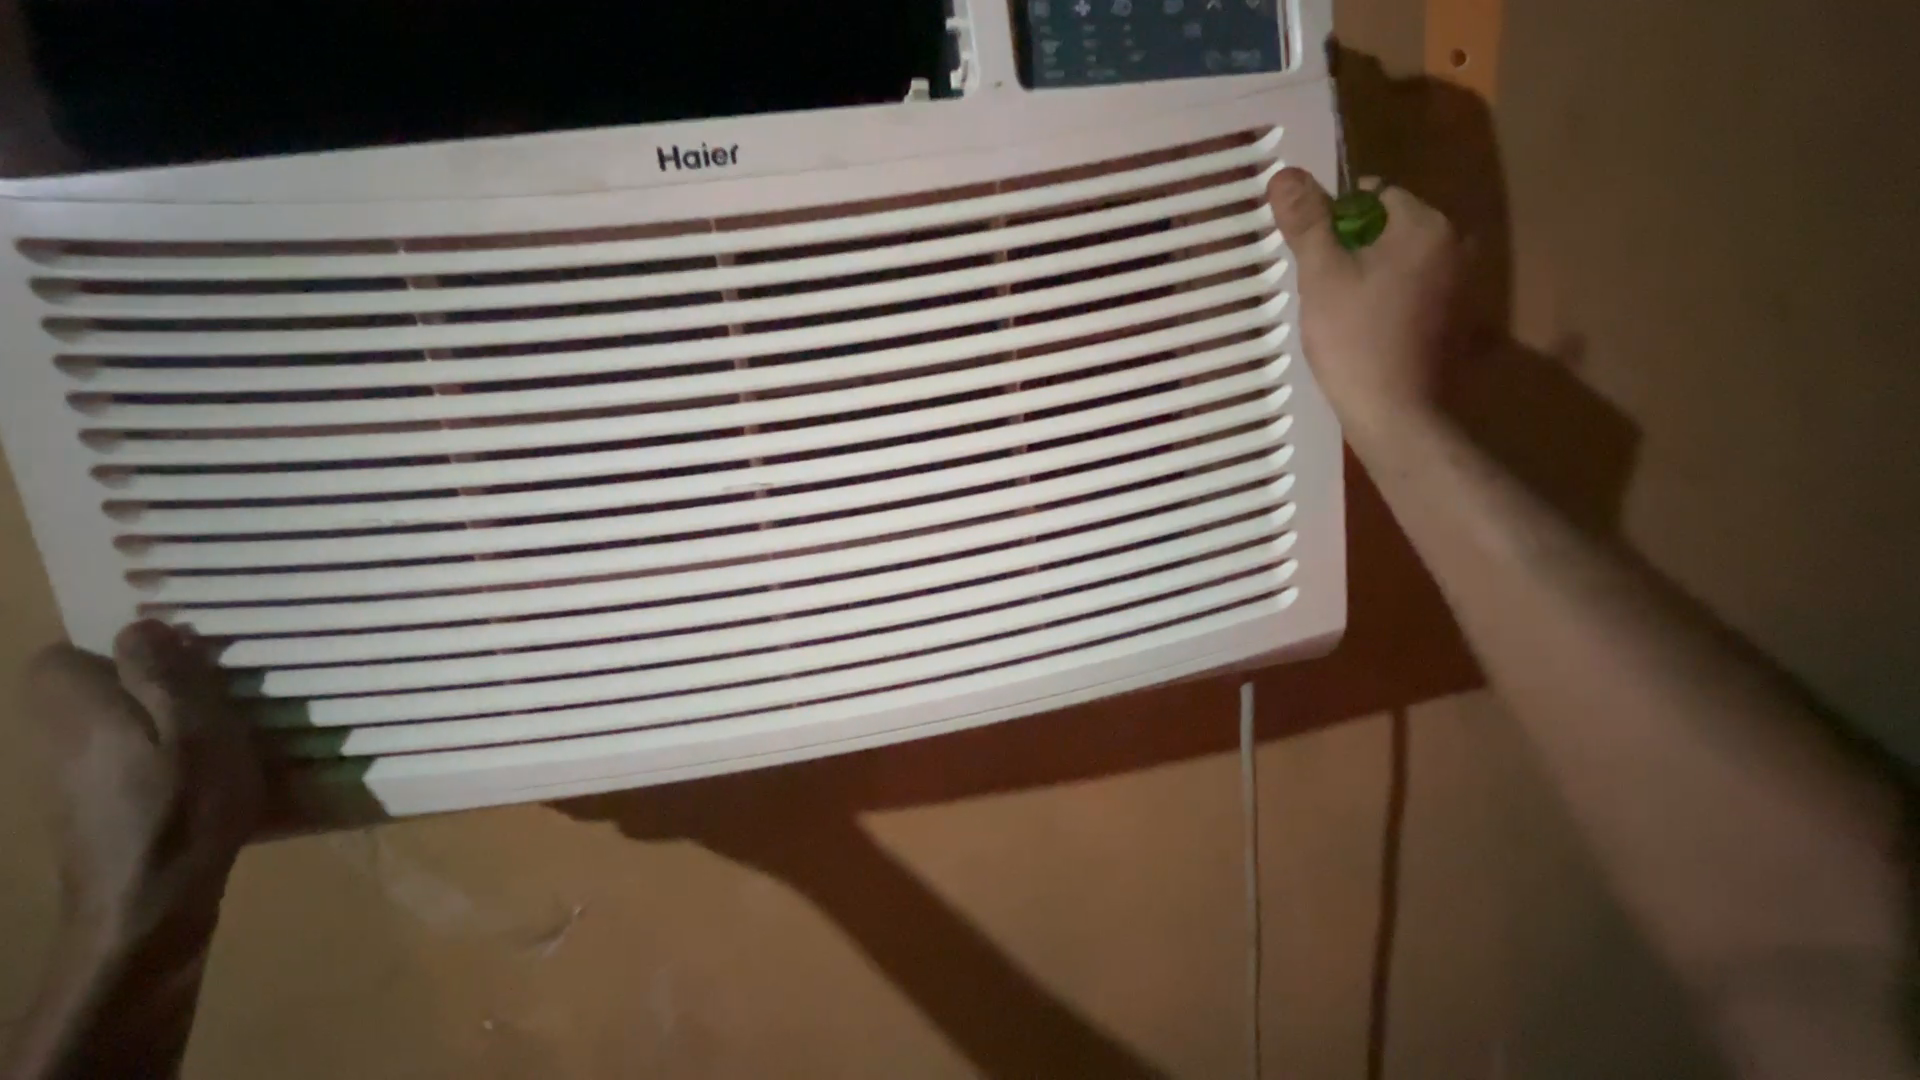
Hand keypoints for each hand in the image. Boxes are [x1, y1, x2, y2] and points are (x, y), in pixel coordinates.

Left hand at [26, 621, 262, 944]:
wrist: (146, 907)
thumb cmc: (185, 807)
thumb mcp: (197, 730)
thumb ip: (166, 676)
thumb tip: (141, 625)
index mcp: (82, 713)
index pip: (56, 660)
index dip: (113, 650)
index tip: (176, 656)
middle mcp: (60, 742)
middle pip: (80, 693)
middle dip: (138, 684)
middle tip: (208, 691)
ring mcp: (71, 782)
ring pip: (101, 727)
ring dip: (151, 720)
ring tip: (214, 731)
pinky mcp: (93, 812)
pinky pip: (116, 762)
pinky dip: (153, 757)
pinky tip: (198, 775)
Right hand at [1266, 168, 1462, 449]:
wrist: (1397, 413)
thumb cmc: (1355, 341)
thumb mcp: (1321, 277)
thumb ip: (1307, 223)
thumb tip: (1286, 173)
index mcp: (1425, 225)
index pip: (1372, 194)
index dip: (1334, 220)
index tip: (1312, 256)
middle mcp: (1455, 243)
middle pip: (1390, 226)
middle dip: (1353, 248)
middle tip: (1321, 289)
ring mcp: (1461, 282)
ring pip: (1400, 260)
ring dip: (1369, 275)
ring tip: (1340, 313)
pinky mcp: (1457, 317)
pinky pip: (1414, 290)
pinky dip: (1389, 300)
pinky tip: (1366, 331)